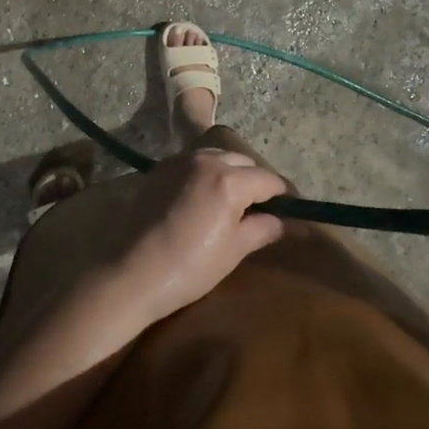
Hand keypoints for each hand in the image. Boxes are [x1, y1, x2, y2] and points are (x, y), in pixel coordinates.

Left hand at [103, 148, 289, 323]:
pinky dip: (208, 171)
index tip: (294, 212)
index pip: (269, 180)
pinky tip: (206, 196)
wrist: (133, 271)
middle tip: (264, 210)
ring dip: (232, 172)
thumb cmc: (190, 267)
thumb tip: (294, 224)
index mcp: (229, 180)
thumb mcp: (234, 250)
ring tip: (236, 202)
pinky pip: (195, 161)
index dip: (285, 196)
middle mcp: (206, 160)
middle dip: (258, 181)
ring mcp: (180, 160)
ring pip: (219, 156)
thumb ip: (265, 229)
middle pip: (244, 162)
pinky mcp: (161, 168)